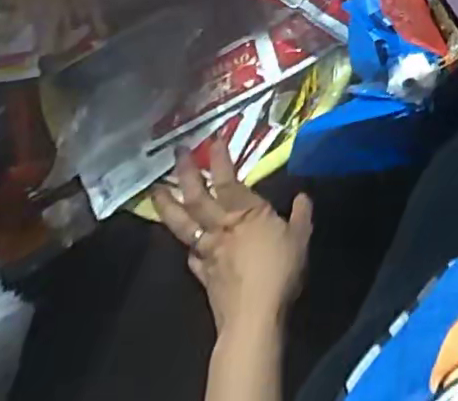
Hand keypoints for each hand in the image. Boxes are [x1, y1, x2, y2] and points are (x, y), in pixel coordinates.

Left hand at [150, 142, 312, 334]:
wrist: (253, 318)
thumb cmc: (279, 271)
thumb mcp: (300, 237)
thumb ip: (301, 214)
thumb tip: (302, 196)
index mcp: (245, 212)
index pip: (228, 179)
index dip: (220, 158)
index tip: (214, 138)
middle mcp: (221, 226)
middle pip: (197, 195)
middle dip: (187, 172)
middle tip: (177, 152)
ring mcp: (207, 251)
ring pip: (182, 223)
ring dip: (167, 205)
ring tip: (155, 191)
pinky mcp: (201, 275)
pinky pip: (189, 253)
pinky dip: (186, 244)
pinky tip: (186, 243)